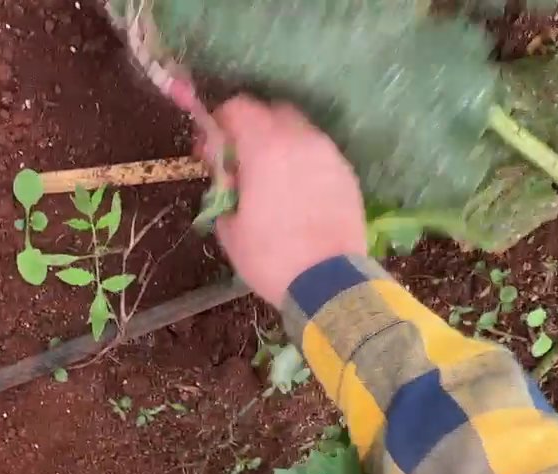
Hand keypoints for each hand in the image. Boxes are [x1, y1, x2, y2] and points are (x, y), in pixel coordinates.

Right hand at [211, 96, 369, 304]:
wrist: (328, 281)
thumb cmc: (271, 258)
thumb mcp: (231, 232)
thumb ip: (225, 197)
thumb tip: (228, 188)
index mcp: (265, 148)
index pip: (238, 108)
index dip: (220, 123)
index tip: (211, 150)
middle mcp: (300, 139)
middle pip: (271, 112)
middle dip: (252, 130)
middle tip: (240, 163)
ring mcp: (328, 154)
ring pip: (298, 132)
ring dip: (279, 146)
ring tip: (270, 182)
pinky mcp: (346, 173)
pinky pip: (318, 155)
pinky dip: (302, 164)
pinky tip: (296, 196)